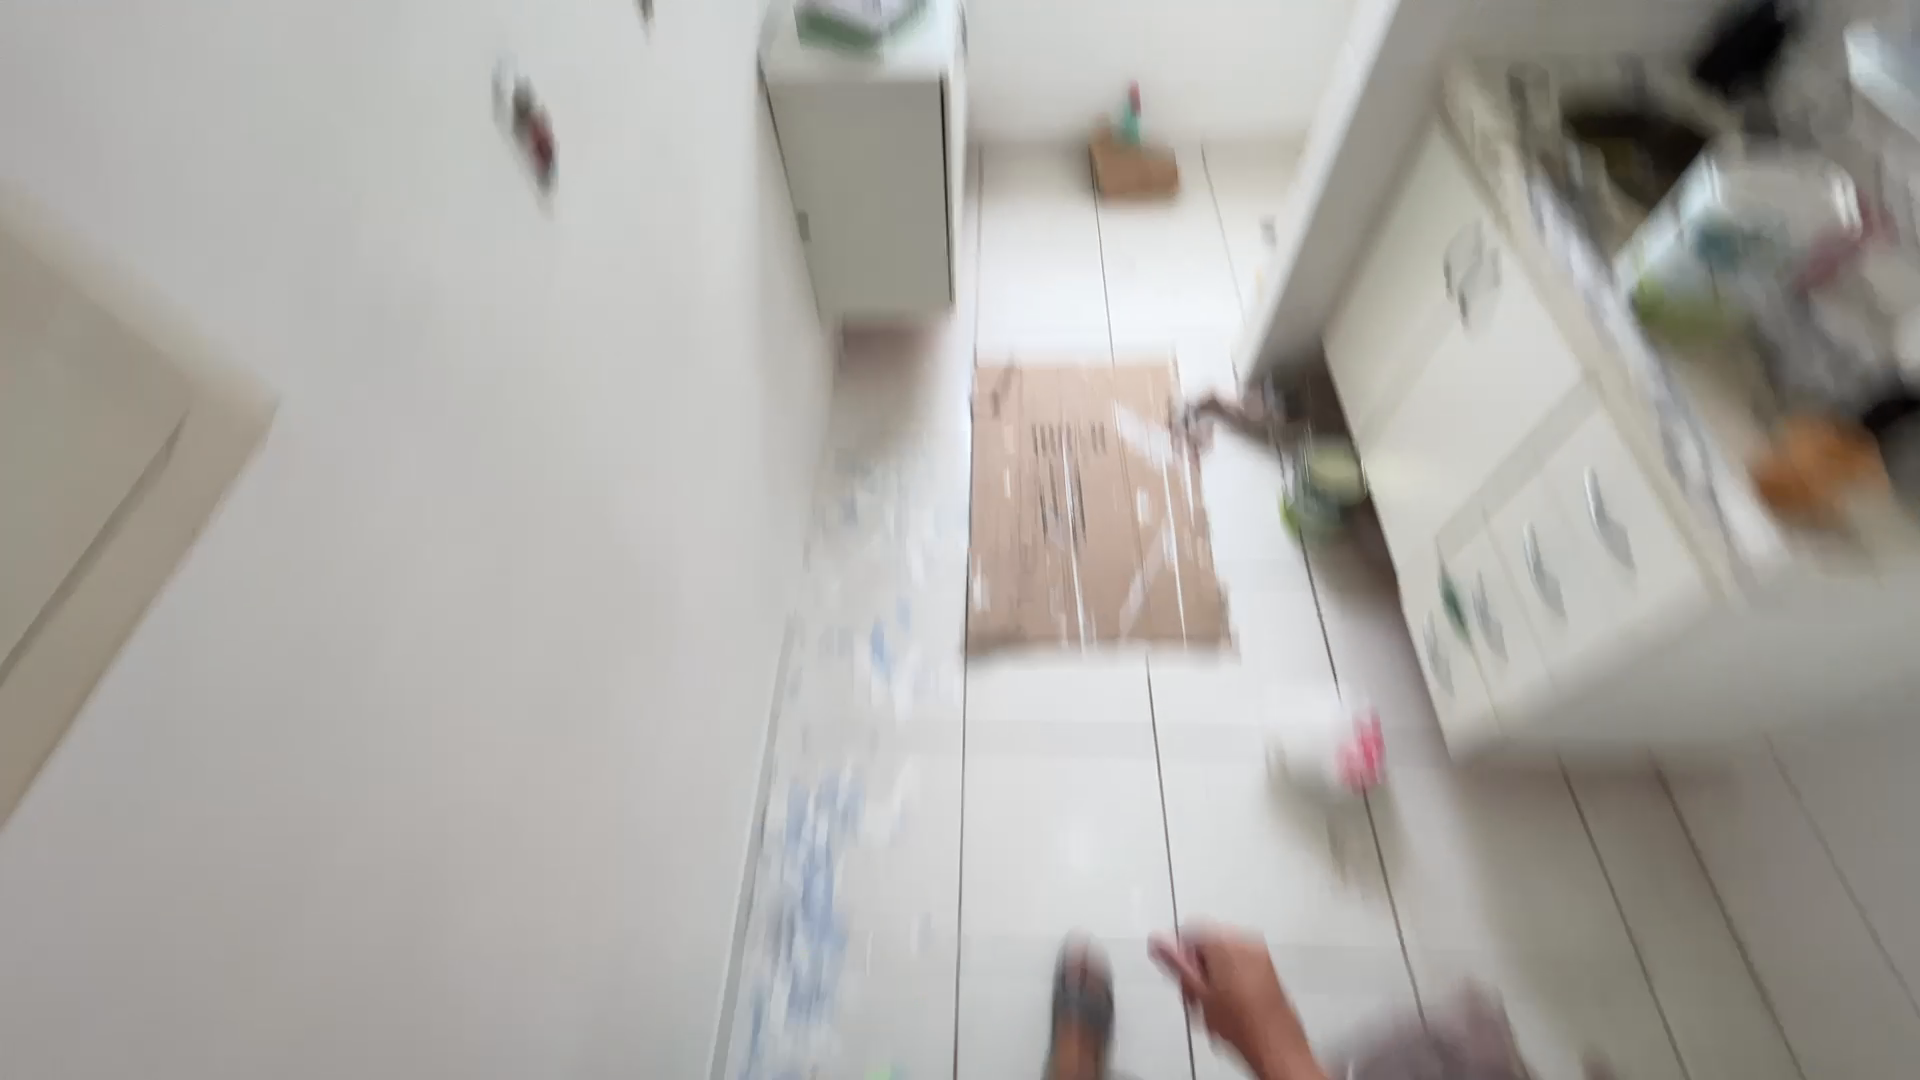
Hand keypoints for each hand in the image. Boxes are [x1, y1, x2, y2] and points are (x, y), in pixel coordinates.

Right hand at [1149, 926, 1324, 1079]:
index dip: (1180, 956)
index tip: (1182, 976)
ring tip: (1214, 1004)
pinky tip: (1230, 1004)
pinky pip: (1240, 962)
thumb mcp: (1199, 994)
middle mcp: (1245, 941)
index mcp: (1225, 941)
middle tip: (1197, 996)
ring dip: (1214, 975)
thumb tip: (1157, 942)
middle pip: (1207, 943)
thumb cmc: (1243, 1027)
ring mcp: (1260, 954)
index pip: (1189, 932)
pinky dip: (1231, 978)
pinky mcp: (1269, 967)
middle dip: (1198, 968)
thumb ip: (1175, 963)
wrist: (1278, 1050)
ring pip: (1223, 954)